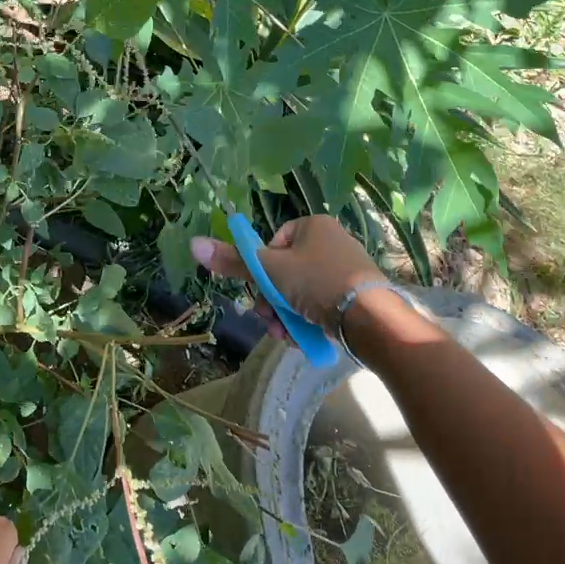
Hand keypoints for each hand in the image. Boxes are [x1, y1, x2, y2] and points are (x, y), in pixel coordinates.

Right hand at [190, 214, 383, 338]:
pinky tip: (301, 338)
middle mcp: (332, 242)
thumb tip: (193, 243)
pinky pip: (321, 305)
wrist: (371, 320)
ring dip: (285, 315)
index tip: (260, 290)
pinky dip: (306, 322)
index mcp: (313, 226)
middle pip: (285, 272)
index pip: (273, 243)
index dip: (262, 269)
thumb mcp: (268, 271)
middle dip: (271, 300)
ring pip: (300, 293)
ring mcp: (347, 270)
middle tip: (268, 319)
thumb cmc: (317, 283)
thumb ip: (232, 261)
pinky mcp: (356, 297)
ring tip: (284, 334)